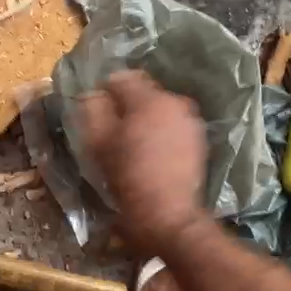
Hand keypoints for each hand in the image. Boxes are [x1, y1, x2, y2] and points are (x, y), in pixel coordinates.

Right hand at [76, 70, 210, 256]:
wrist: (167, 213)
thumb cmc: (128, 178)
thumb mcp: (99, 145)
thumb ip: (93, 111)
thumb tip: (92, 94)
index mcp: (148, 99)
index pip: (121, 78)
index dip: (105, 91)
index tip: (97, 109)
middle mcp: (174, 101)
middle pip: (143, 92)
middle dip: (127, 105)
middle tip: (113, 127)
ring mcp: (190, 119)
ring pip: (160, 108)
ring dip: (146, 118)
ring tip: (133, 142)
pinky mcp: (199, 139)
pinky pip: (173, 124)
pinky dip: (161, 131)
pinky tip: (152, 152)